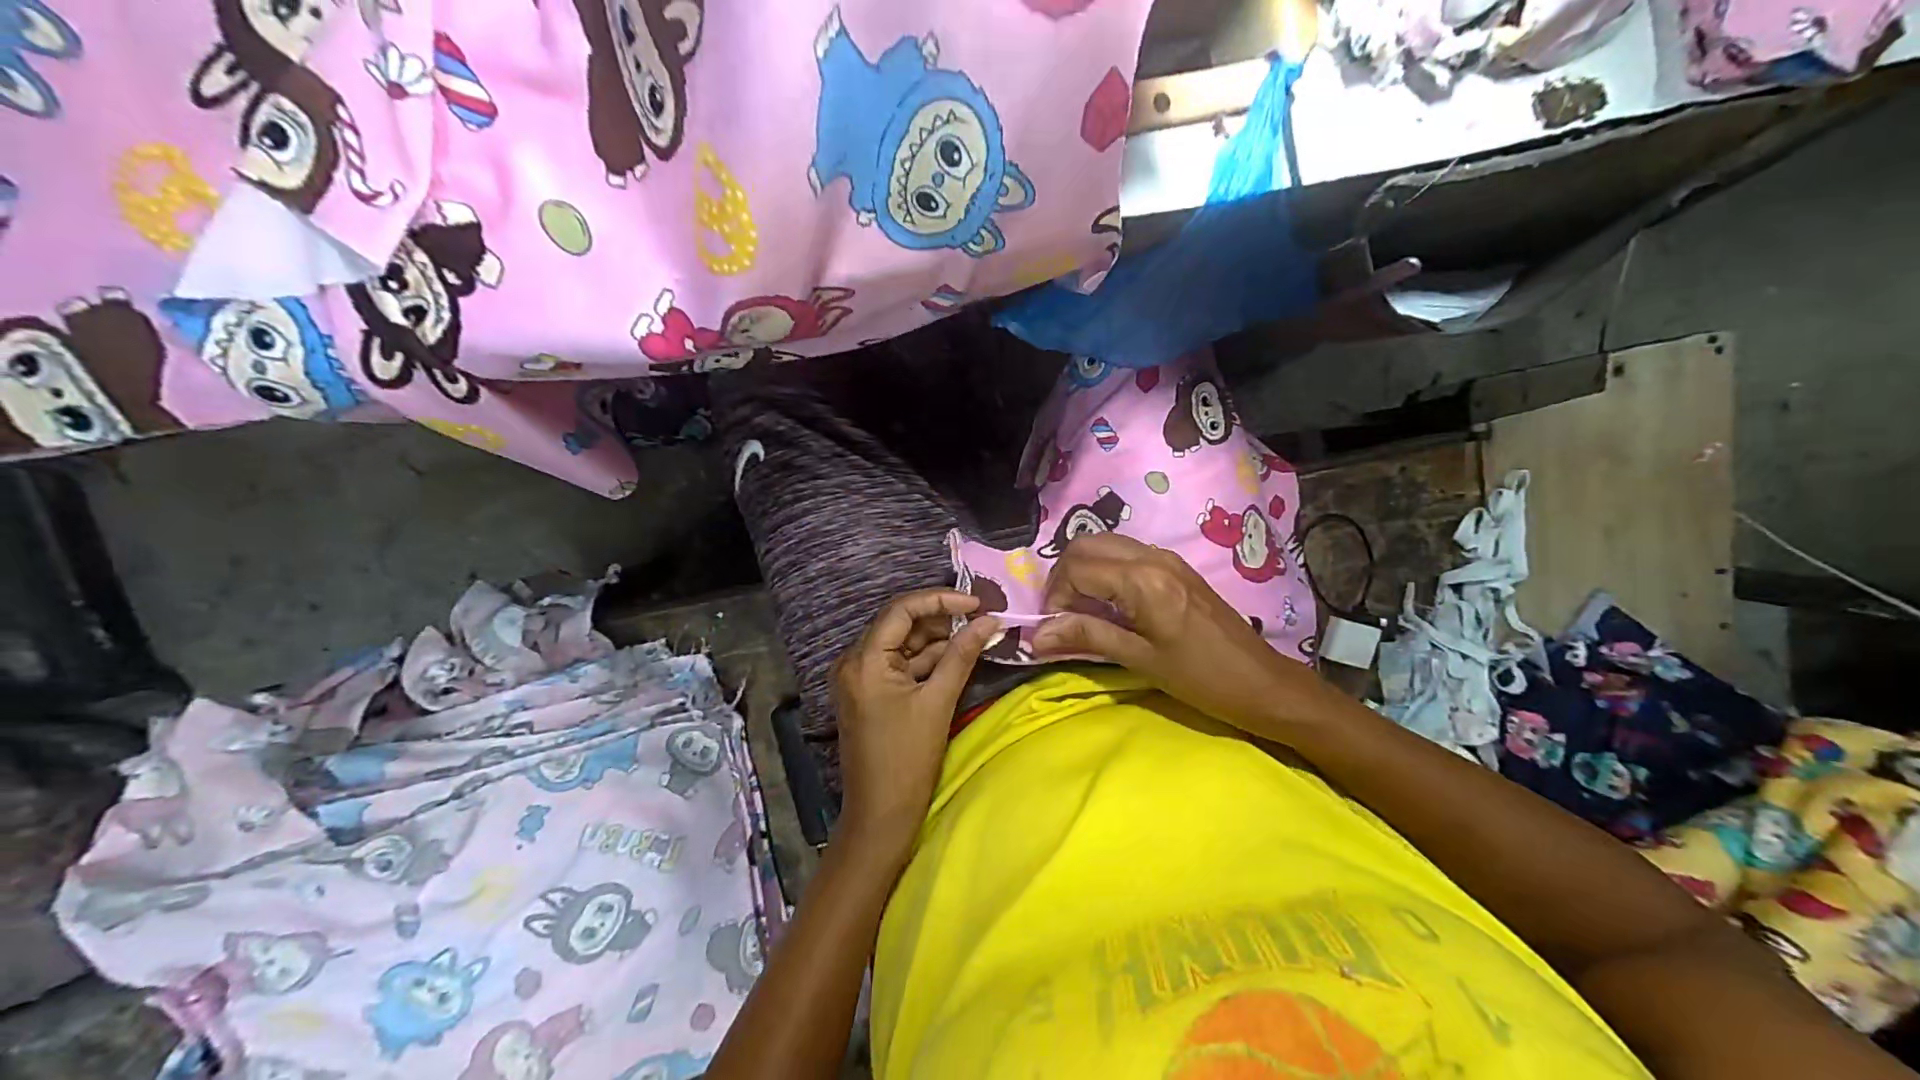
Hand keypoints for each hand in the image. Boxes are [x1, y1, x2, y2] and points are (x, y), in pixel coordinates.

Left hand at [831, 589, 998, 855]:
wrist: (880, 816)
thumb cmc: (907, 760)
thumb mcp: (938, 702)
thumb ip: (962, 655)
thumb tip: (989, 621)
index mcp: (864, 660)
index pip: (901, 610)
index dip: (940, 599)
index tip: (976, 603)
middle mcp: (854, 662)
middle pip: (900, 624)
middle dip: (941, 619)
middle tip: (980, 618)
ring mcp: (860, 678)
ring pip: (902, 644)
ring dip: (937, 639)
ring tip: (976, 635)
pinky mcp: (869, 693)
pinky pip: (900, 665)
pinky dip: (927, 660)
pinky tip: (957, 657)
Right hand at [1030, 533, 1335, 735]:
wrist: (1260, 681)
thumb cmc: (1200, 677)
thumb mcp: (1139, 659)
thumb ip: (1087, 636)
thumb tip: (1037, 636)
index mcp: (1142, 580)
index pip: (1076, 567)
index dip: (1055, 595)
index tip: (1055, 626)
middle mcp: (1152, 557)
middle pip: (1085, 544)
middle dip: (1064, 575)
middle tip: (1062, 613)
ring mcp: (1166, 557)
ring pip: (1105, 543)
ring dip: (1083, 569)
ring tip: (1082, 608)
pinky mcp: (1175, 565)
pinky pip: (1125, 552)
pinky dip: (1105, 569)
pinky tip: (1109, 602)